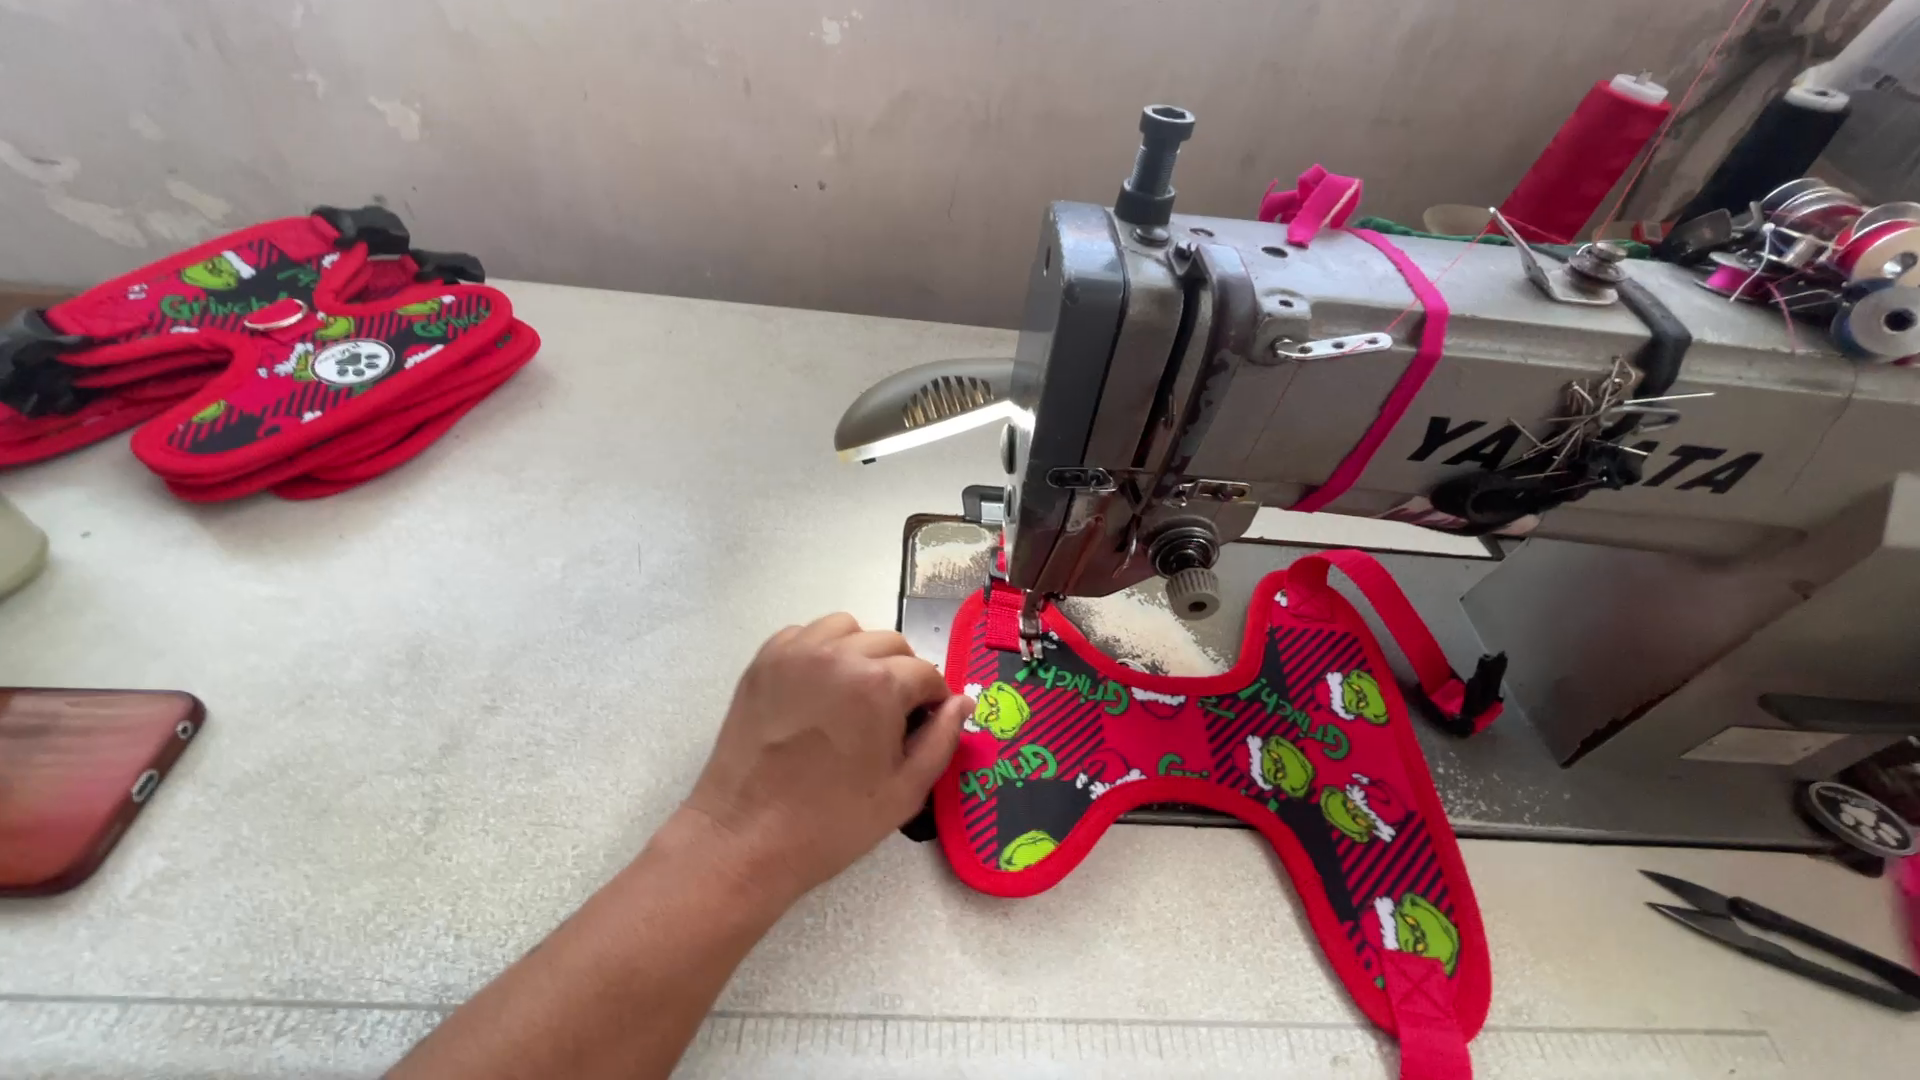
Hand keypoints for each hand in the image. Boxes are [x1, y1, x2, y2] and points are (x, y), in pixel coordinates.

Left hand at [681, 613, 968, 902]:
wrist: (744, 838)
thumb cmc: (831, 823)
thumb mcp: (904, 791)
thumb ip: (942, 739)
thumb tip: (962, 702)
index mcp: (879, 684)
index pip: (926, 673)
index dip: (933, 701)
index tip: (923, 725)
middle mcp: (839, 654)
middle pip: (891, 643)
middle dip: (902, 675)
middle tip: (890, 716)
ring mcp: (796, 652)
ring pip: (848, 629)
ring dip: (862, 653)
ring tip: (854, 694)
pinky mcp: (764, 660)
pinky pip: (806, 634)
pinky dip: (821, 651)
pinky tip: (819, 689)